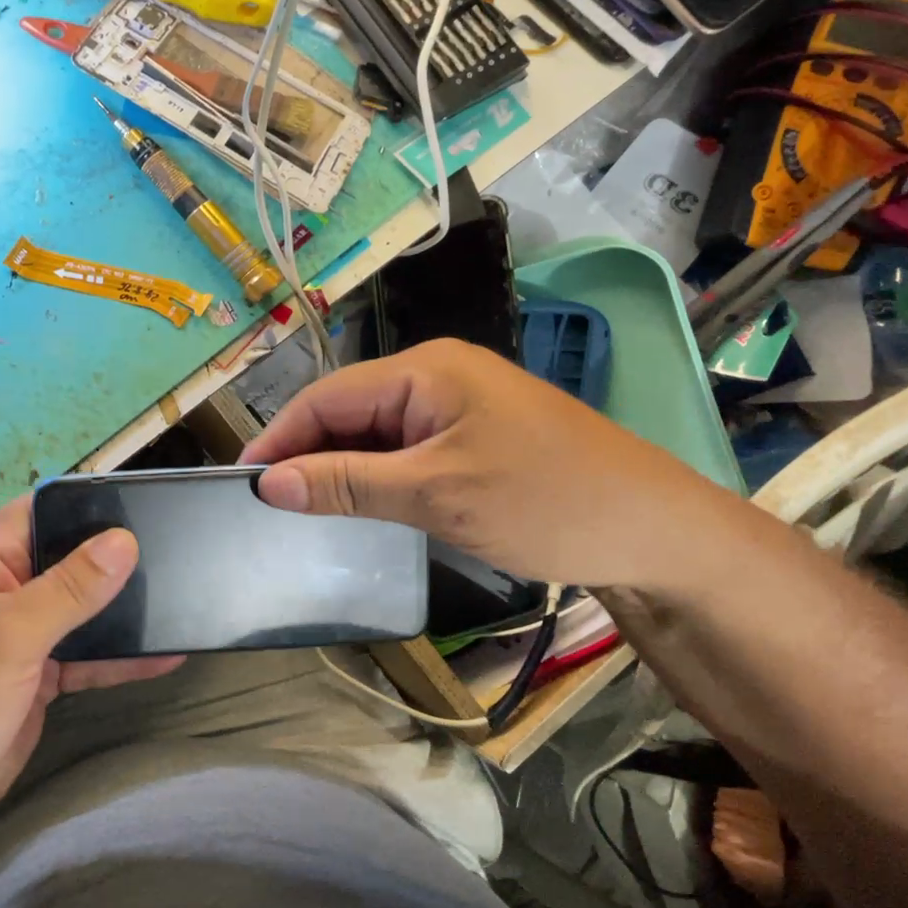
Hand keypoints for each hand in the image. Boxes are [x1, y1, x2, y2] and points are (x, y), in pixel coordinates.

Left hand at [0, 496, 183, 814]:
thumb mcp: (11, 635)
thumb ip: (69, 588)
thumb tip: (123, 540)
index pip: (39, 512)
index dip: (86, 507)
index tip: (144, 507)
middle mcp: (1, 584)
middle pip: (66, 556)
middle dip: (114, 558)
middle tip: (177, 551)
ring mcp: (21, 628)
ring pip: (80, 605)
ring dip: (121, 607)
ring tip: (183, 596)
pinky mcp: (38, 668)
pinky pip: (85, 651)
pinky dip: (118, 654)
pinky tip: (166, 654)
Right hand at [239, 339, 744, 592]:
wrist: (664, 536)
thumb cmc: (548, 503)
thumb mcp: (436, 495)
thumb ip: (346, 484)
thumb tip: (267, 484)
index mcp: (425, 371)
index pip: (325, 397)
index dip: (277, 439)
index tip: (243, 484)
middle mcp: (434, 376)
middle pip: (344, 411)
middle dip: (306, 455)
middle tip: (271, 507)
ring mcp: (455, 406)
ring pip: (370, 432)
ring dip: (338, 469)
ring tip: (305, 511)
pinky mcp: (470, 436)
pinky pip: (400, 449)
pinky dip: (372, 476)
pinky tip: (357, 506)